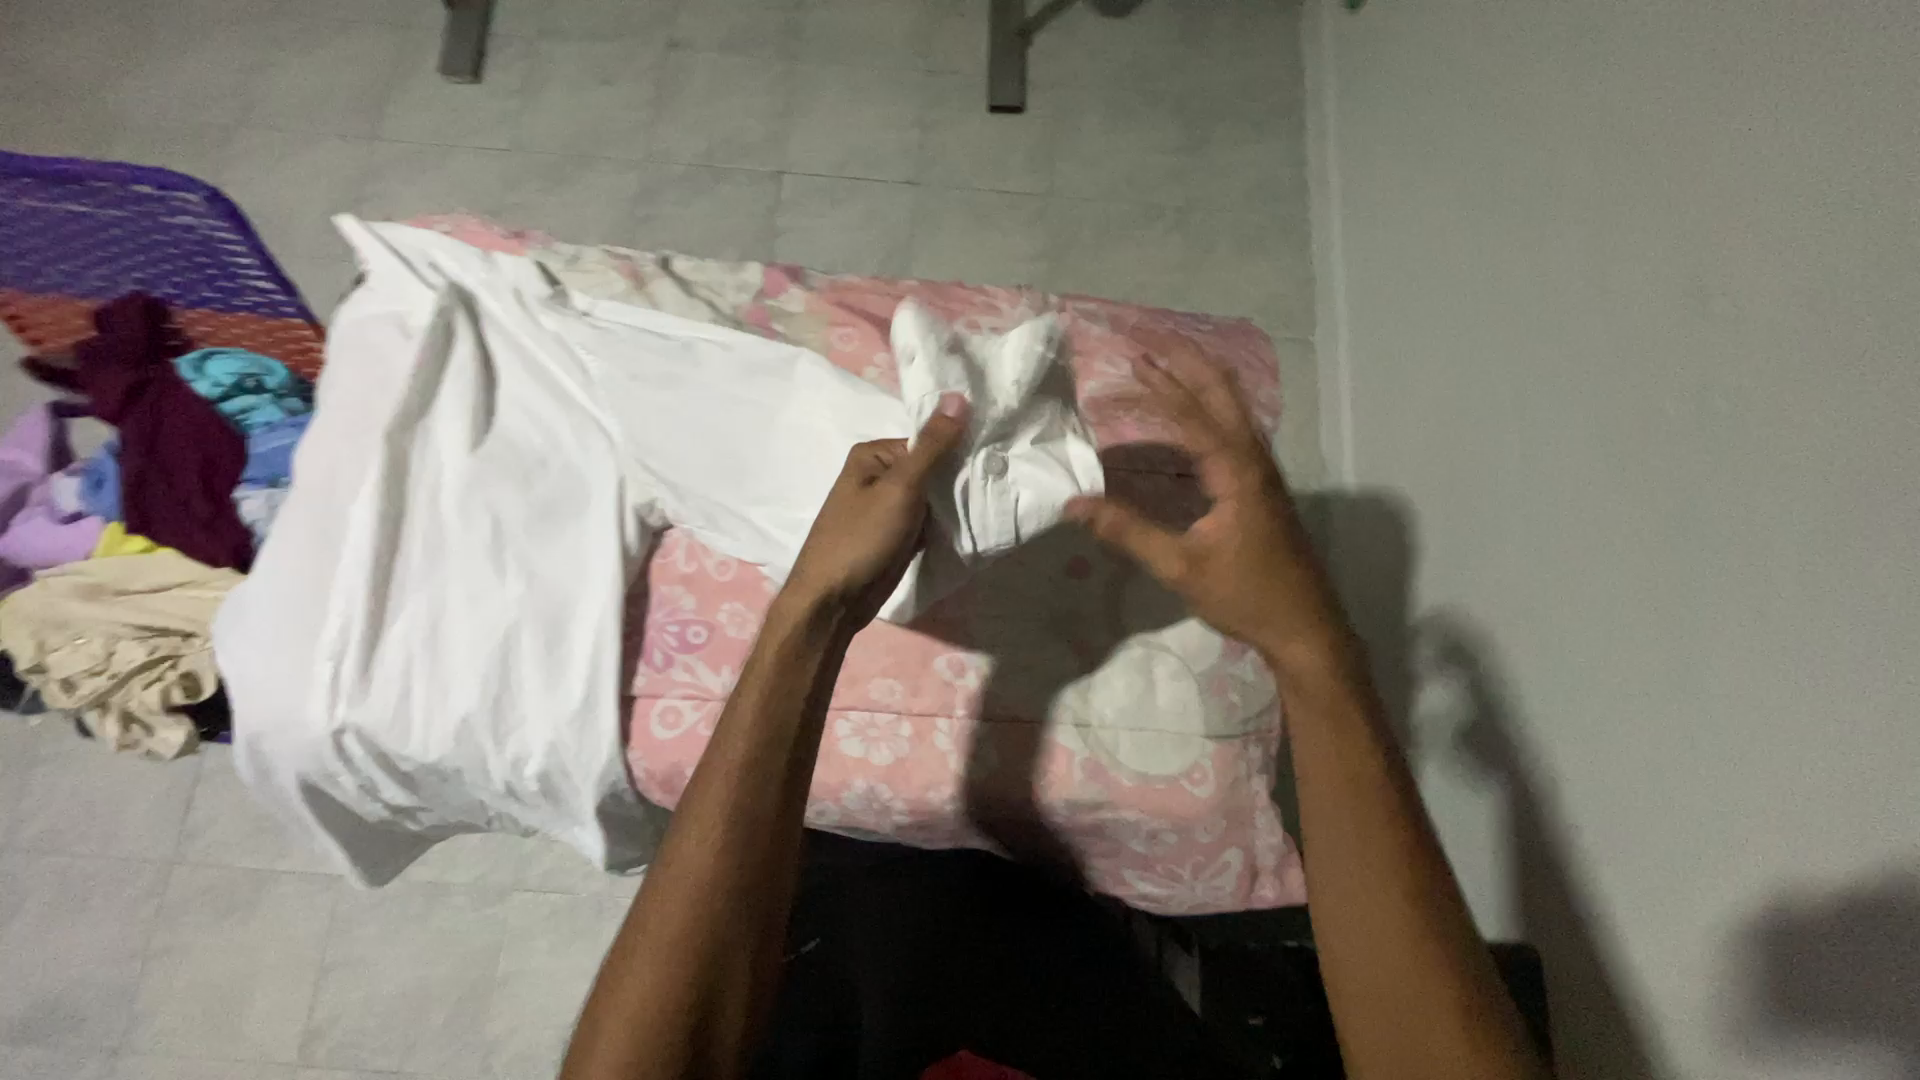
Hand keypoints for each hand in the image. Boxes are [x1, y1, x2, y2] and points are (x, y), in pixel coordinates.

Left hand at [782, 393, 970, 628]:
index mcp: (873, 454)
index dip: (959, 451)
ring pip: (933, 499)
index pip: (929, 442)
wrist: (833, 600)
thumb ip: (933, 446)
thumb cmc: (861, 537)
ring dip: (954, 507)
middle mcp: (879, 476)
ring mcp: (887, 508)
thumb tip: (958, 396)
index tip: (992, 461)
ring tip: (988, 506)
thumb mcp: (901, 487)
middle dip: (958, 481)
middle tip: (995, 485)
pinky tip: (970, 529)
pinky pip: (928, 523)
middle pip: (932, 470)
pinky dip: (944, 527)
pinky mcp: (895, 536)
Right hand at [1067, 332, 1354, 673]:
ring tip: (1158, 359)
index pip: (1186, 414)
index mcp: (1236, 469)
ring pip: (1231, 403)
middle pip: (1219, 388)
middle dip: (1180, 358)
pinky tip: (1186, 411)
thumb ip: (1127, 531)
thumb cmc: (1246, 595)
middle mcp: (1253, 456)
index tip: (1107, 383)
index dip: (1145, 394)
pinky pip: (1231, 425)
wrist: (1306, 626)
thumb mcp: (1180, 566)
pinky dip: (1205, 405)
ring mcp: (1261, 467)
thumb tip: (1073, 504)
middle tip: (1140, 338)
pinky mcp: (1260, 482)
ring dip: (1195, 376)